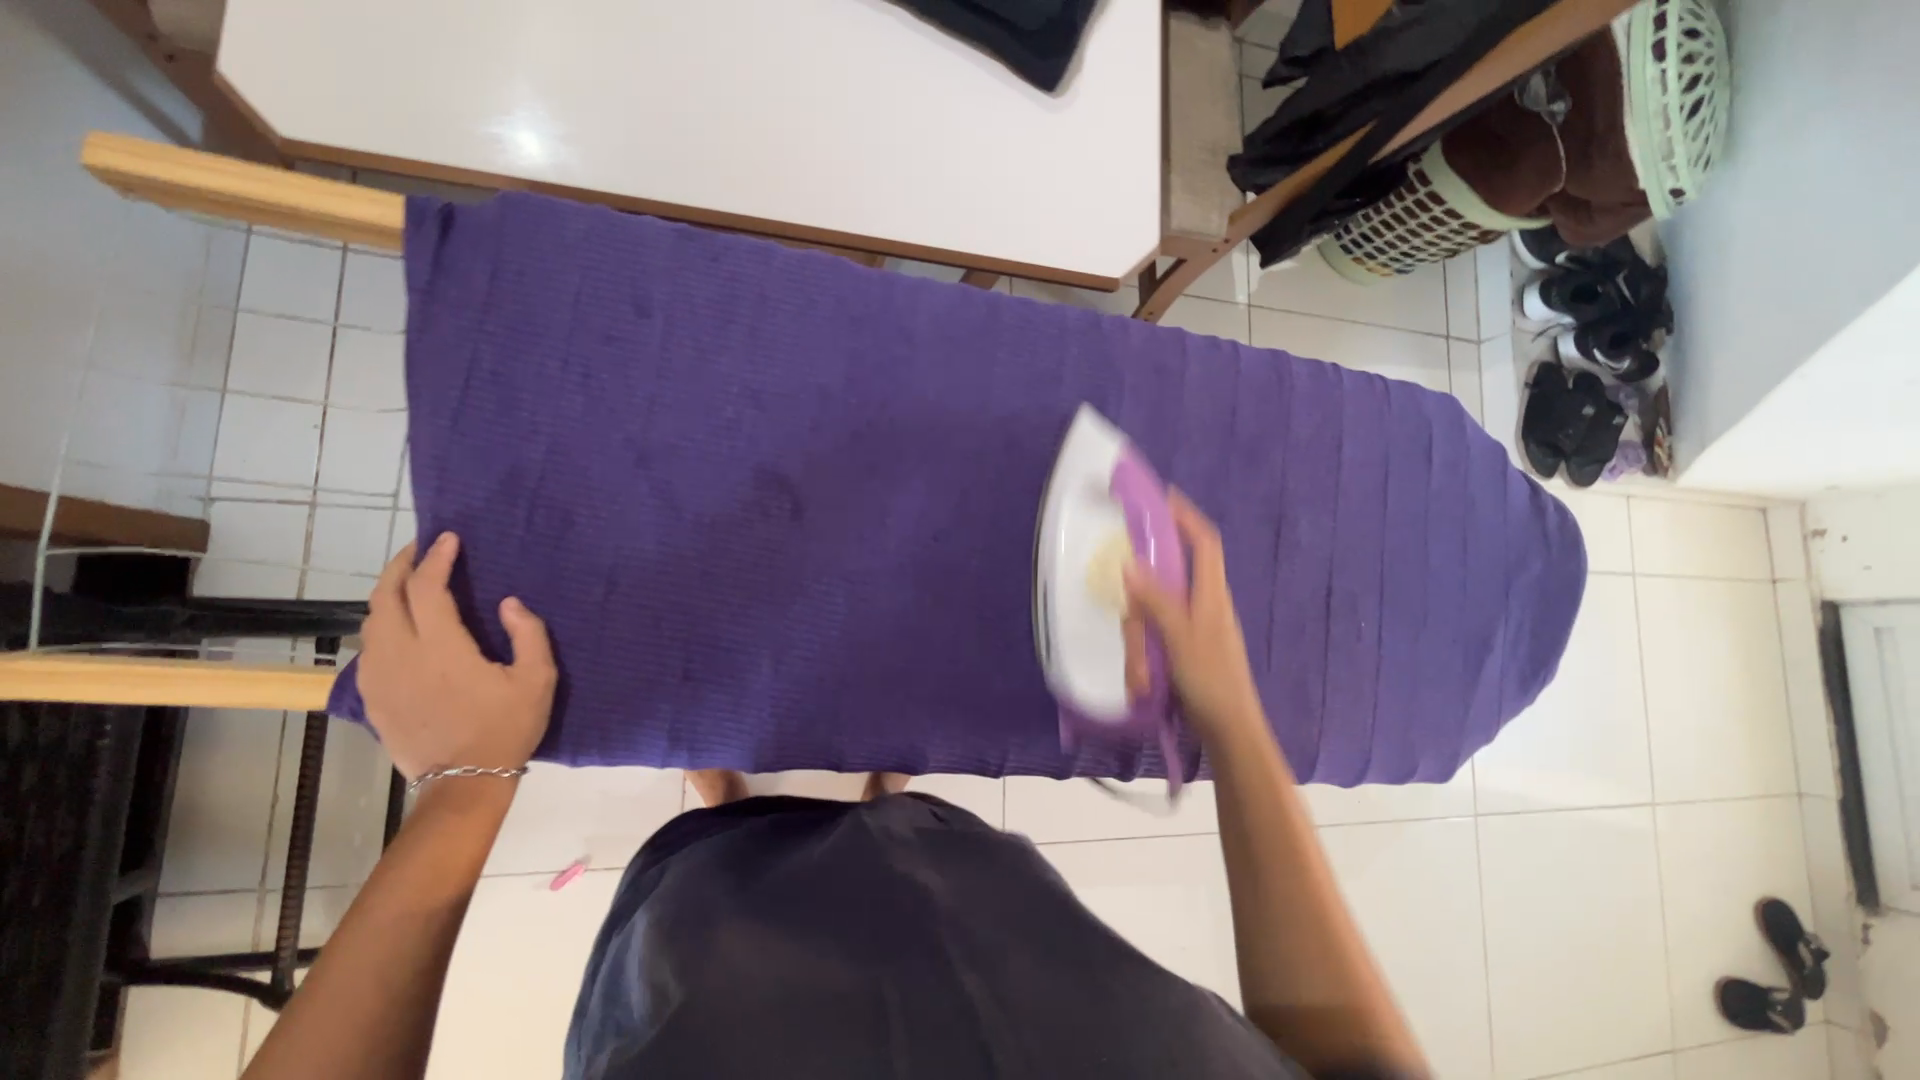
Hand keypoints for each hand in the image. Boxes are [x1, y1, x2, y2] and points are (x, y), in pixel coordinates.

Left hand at [358, 532, 556, 781]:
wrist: (464, 782)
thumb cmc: (506, 729)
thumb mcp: (537, 681)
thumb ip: (529, 635)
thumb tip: (509, 603)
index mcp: (442, 648)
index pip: (428, 588)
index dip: (437, 559)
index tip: (449, 540)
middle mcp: (402, 655)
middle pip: (386, 596)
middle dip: (401, 566)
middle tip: (421, 550)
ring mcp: (380, 677)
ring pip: (372, 621)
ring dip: (388, 594)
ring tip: (409, 583)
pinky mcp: (373, 696)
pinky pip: (370, 648)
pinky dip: (382, 625)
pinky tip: (399, 628)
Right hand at [1122, 492, 1265, 741]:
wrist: (1231, 732)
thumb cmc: (1212, 681)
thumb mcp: (1179, 638)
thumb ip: (1155, 601)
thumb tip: (1130, 563)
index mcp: (1211, 595)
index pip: (1204, 542)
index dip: (1186, 516)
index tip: (1161, 498)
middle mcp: (1204, 607)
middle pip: (1166, 584)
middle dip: (1142, 608)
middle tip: (1132, 631)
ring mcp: (1194, 632)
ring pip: (1154, 620)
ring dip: (1141, 648)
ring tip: (1142, 677)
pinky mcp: (1185, 654)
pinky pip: (1155, 645)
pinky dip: (1145, 663)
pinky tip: (1144, 686)